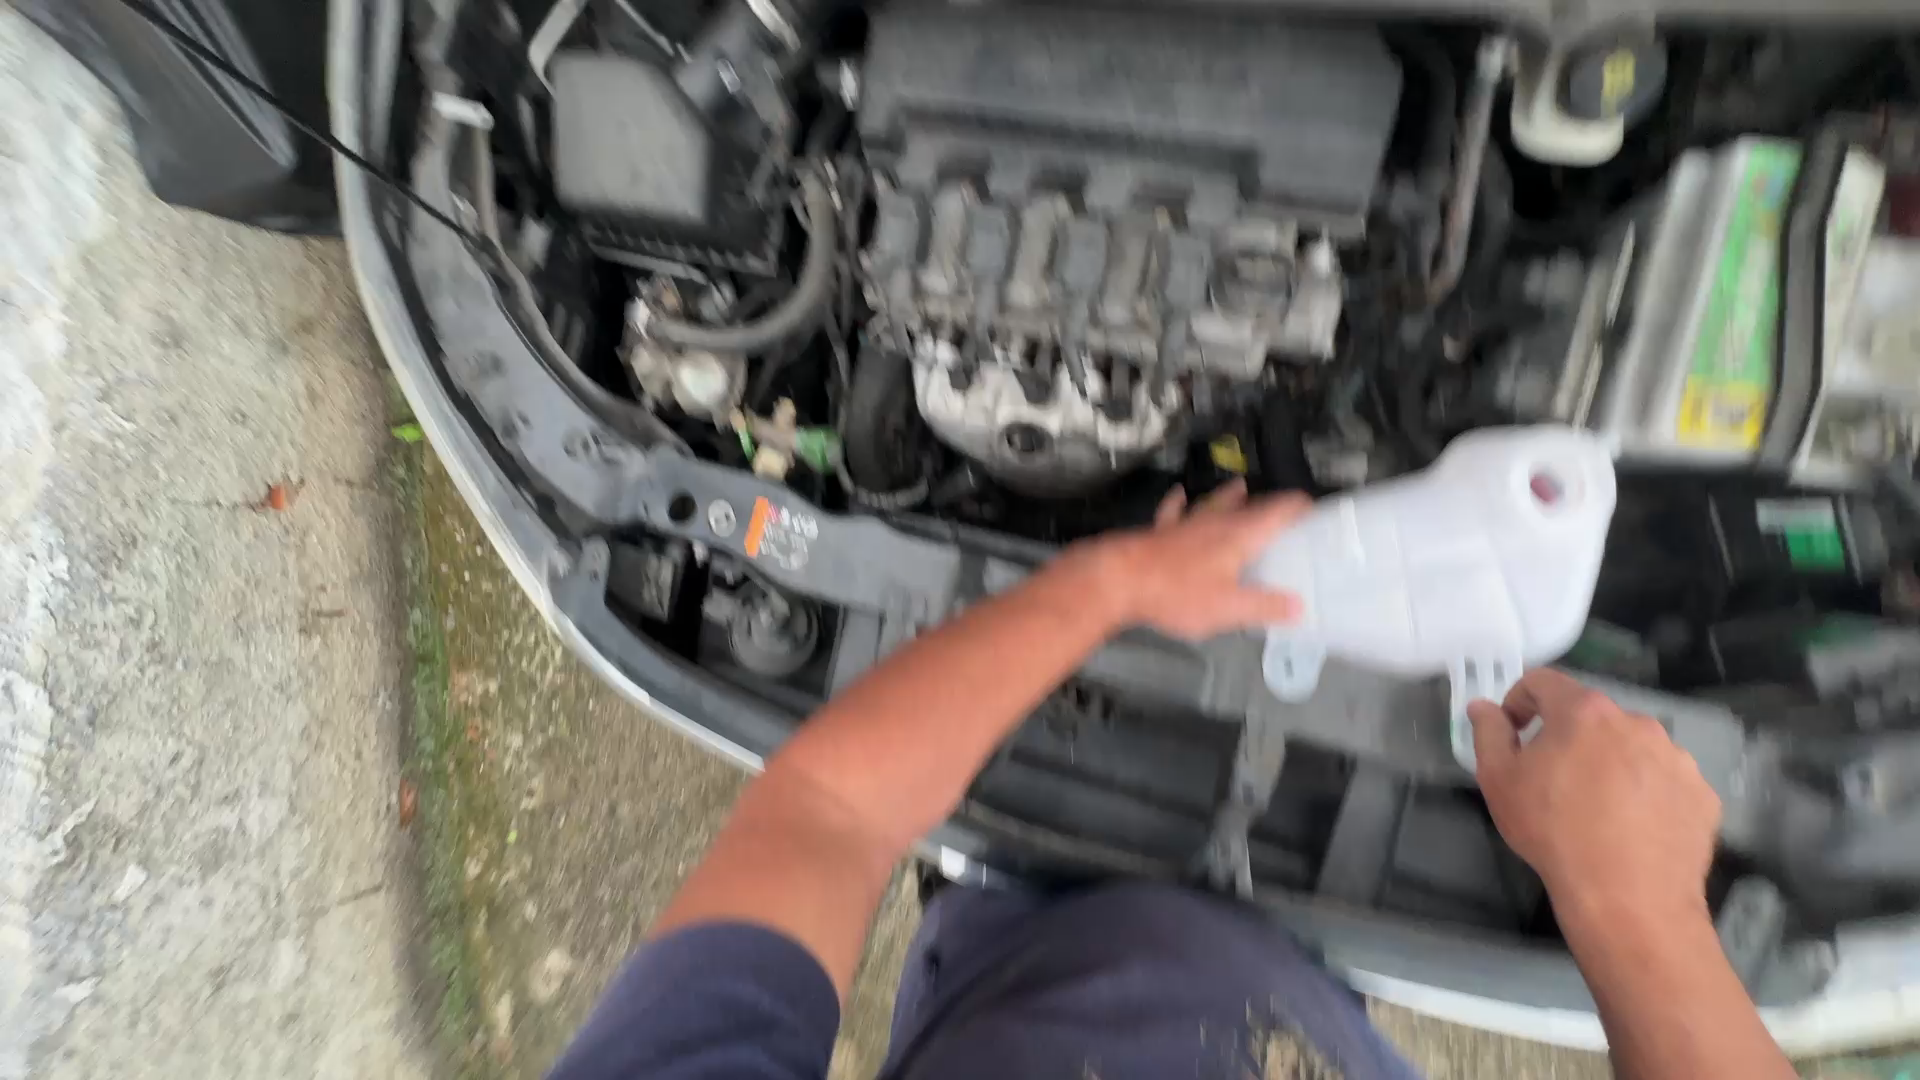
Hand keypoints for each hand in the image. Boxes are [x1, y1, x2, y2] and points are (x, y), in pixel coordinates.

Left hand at [1080, 479, 1308, 640]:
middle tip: (1281, 502)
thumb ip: (1264, 606)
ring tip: (1239, 485)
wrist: (1118, 579)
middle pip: (1245, 508)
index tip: (1311, 505)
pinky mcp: (1157, 532)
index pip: (1275, 513)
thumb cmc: (1177, 592)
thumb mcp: (1228, 608)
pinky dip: (1178, 503)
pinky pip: (1173, 512)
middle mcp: (1212, 523)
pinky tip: (1179, 494)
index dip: (1296, 507)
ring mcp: (1183, 525)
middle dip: (1265, 504)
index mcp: (1238, 537)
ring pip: (1210, 505)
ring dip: (1226, 497)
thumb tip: (1298, 606)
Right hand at [1469, 670, 1721, 928]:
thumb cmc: (1551, 827)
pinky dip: (1641, 788)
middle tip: (1548, 773)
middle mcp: (1637, 724)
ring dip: (1605, 759)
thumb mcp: (1497, 777)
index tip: (1512, 732)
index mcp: (1584, 712)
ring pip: (1628, 745)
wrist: (1628, 896)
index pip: (1543, 681)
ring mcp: (1677, 760)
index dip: (1518, 701)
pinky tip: (1626, 822)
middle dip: (1565, 734)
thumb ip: (1488, 731)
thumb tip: (1484, 707)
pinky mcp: (1703, 796)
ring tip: (1591, 802)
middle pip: (1589, 715)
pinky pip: (1661, 777)